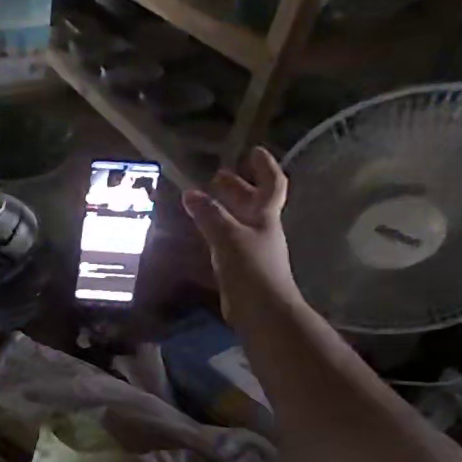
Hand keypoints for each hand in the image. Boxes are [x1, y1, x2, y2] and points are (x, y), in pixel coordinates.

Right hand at [182, 147, 298, 324]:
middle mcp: (262, 230)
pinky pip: (228, 242)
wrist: (262, 310)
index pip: (271, 184)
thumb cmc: (251, 268)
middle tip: (218, 176)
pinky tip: (202, 235)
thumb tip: (189, 193)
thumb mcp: (227, 236)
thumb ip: (208, 214)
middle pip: (253, 202)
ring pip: (239, 222)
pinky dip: (216, 233)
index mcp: (265, 217)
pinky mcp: (241, 269)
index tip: (252, 151)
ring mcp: (252, 250)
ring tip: (204, 201)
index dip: (264, 166)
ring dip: (224, 210)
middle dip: (237, 188)